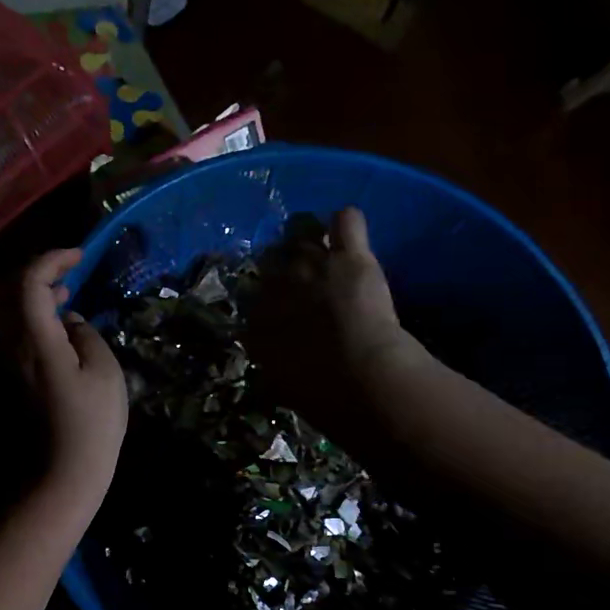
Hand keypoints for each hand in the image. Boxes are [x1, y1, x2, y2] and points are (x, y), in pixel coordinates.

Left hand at [10, 249, 127, 496]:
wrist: (64, 473)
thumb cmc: (92, 422)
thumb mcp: (104, 371)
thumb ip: (85, 334)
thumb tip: (70, 321)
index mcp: (35, 339)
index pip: (29, 282)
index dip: (51, 260)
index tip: (79, 254)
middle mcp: (13, 346)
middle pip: (12, 293)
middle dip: (40, 274)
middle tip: (71, 272)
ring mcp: (9, 364)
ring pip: (12, 314)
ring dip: (37, 297)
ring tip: (67, 296)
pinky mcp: (14, 380)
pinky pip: (18, 334)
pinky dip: (36, 319)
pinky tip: (60, 329)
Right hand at [247, 208, 420, 424]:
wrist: (357, 373)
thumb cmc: (315, 390)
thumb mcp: (277, 385)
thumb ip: (268, 369)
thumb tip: (264, 376)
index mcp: (257, 318)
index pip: (252, 295)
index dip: (266, 298)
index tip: (279, 308)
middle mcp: (278, 283)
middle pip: (273, 258)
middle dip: (285, 265)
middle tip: (305, 280)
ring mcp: (313, 264)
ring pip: (303, 233)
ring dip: (312, 240)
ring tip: (326, 251)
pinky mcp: (350, 256)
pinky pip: (345, 220)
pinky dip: (347, 224)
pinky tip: (351, 235)